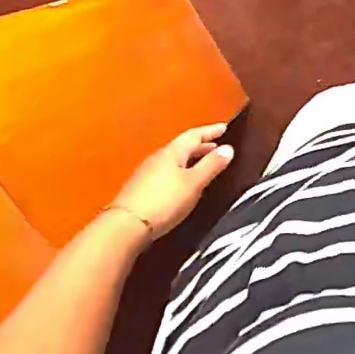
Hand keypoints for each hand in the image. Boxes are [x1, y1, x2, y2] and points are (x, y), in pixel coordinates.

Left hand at [110, 124, 234, 240]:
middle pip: (183, 146)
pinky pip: (166, 172)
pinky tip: (183, 183)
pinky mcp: (141, 188)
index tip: (224, 127)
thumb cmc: (165, 201)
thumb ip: (212, 165)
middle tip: (217, 147)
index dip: (210, 131)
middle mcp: (159, 158)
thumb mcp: (194, 183)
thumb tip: (228, 148)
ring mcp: (147, 173)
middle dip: (201, 146)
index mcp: (173, 152)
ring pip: (174, 160)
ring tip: (204, 164)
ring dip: (191, 159)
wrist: (126, 226)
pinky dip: (180, 172)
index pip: (194, 135)